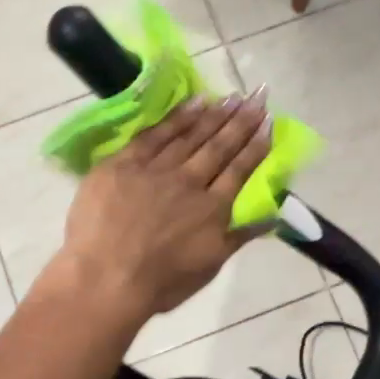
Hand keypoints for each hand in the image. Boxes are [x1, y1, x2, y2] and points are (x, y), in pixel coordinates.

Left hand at [59, 90, 274, 317]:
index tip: (269, 123)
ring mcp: (155, 170)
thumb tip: (272, 218)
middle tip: (257, 96)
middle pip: (218, 147)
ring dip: (213, 114)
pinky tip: (192, 103)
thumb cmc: (161, 282)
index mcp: (212, 210)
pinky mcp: (123, 164)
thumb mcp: (209, 266)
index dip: (255, 146)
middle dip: (240, 121)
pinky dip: (175, 118)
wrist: (107, 278)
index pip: (239, 171)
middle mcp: (189, 183)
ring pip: (189, 135)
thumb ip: (239, 237)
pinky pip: (154, 134)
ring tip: (230, 96)